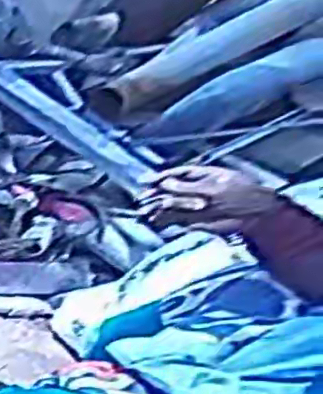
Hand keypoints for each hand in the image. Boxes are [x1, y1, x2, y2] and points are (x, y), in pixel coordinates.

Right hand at [141, 166, 285, 233]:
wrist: (252, 218)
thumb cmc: (240, 199)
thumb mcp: (215, 189)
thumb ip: (187, 187)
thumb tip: (163, 183)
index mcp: (206, 177)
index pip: (179, 173)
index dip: (162, 176)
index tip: (144, 181)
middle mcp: (194, 189)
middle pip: (167, 188)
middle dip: (154, 193)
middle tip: (142, 198)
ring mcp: (188, 204)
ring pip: (163, 203)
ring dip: (152, 207)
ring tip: (144, 212)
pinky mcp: (183, 217)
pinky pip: (164, 216)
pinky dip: (155, 218)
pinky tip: (151, 219)